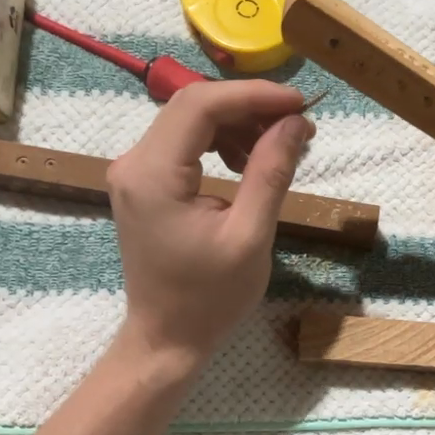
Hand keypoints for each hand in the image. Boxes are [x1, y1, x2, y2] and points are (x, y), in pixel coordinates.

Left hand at [107, 80, 312, 362]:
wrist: (167, 338)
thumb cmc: (210, 298)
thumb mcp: (250, 236)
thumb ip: (271, 173)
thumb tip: (296, 123)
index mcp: (153, 174)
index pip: (202, 104)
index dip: (254, 96)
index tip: (301, 104)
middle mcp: (133, 162)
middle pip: (193, 106)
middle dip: (250, 108)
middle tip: (298, 126)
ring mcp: (134, 172)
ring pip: (190, 121)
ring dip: (238, 125)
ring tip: (278, 149)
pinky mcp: (143, 183)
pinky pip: (184, 144)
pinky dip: (220, 144)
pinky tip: (247, 164)